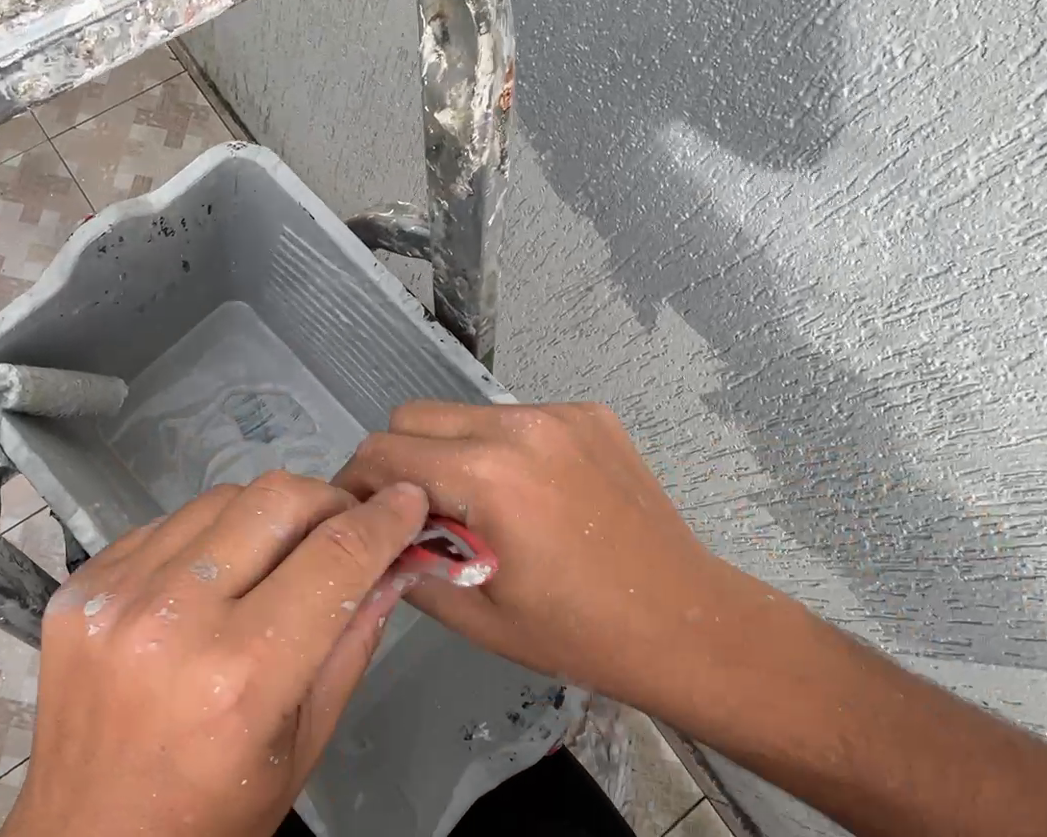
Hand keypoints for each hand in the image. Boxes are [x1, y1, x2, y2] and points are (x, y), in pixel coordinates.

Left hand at [2, 473, 429, 836]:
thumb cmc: (209, 812)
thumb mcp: (301, 745)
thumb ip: (350, 645)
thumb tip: (392, 566)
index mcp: (240, 673)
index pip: (334, 558)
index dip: (383, 520)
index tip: (407, 500)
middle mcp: (174, 616)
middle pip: (275, 500)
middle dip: (328, 500)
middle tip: (346, 525)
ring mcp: (117, 591)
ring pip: (221, 499)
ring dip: (267, 515)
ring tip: (280, 553)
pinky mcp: (84, 581)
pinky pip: (167, 524)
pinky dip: (207, 536)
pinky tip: (214, 575)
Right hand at [337, 401, 751, 716]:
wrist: (689, 624)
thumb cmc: (578, 634)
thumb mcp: (477, 617)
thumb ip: (407, 566)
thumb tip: (371, 537)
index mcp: (486, 476)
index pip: (382, 451)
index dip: (357, 482)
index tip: (362, 513)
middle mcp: (518, 426)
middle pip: (413, 415)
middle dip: (398, 460)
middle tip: (418, 512)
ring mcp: (558, 413)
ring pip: (463, 413)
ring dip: (451, 452)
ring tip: (479, 506)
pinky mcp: (589, 414)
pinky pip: (514, 419)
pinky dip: (501, 449)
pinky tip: (531, 496)